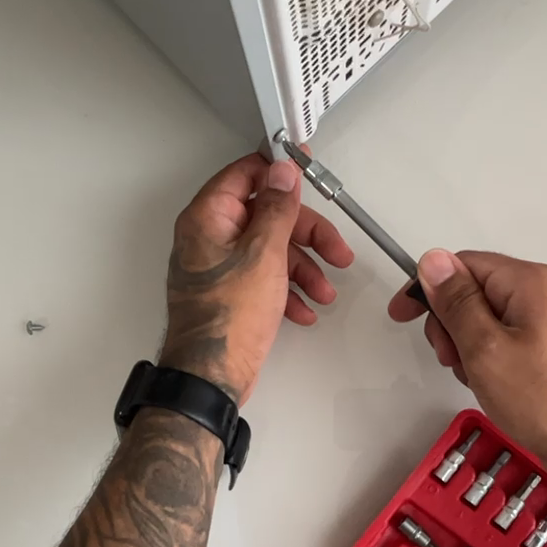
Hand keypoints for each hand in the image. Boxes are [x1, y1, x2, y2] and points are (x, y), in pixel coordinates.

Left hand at [160, 153, 354, 403]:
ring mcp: (219, 268)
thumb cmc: (228, 319)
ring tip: (325, 293)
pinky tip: (305, 311)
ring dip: (304, 269)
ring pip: (271, 252)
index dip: (280, 172)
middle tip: (337, 252)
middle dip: (307, 236)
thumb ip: (277, 209)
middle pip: (267, 217)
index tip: (309, 170)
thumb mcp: (263, 254)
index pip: (245, 175)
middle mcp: (210, 239)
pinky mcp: (230, 295)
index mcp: (209, 219)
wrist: (210, 376)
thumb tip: (284, 172)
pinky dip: (288, 291)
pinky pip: (264, 280)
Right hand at [389, 250, 546, 479]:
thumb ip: (456, 302)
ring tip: (476, 380)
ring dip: (468, 346)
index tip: (401, 318)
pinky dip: (488, 358)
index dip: (428, 289)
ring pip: (488, 319)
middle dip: (450, 323)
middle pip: (475, 290)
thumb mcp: (485, 349)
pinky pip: (507, 340)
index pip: (463, 264)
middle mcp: (545, 293)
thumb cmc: (542, 401)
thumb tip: (432, 260)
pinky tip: (492, 386)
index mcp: (529, 282)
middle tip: (451, 360)